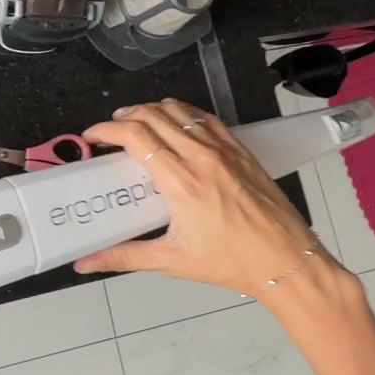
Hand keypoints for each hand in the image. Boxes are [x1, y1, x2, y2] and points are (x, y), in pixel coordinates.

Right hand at [73, 98, 340, 297]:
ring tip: (136, 123)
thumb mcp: (172, 261)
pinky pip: (204, 118)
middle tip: (109, 130)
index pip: (136, 136)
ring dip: (151, 110)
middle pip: (152, 115)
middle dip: (124, 116)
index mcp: (181, 182)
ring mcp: (223, 150)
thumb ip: (124, 257)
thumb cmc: (230, 262)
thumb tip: (85, 264)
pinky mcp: (240, 150)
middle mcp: (200, 158)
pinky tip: (174, 124)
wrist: (288, 261)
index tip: (92, 136)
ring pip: (178, 110)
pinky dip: (182, 113)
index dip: (107, 129)